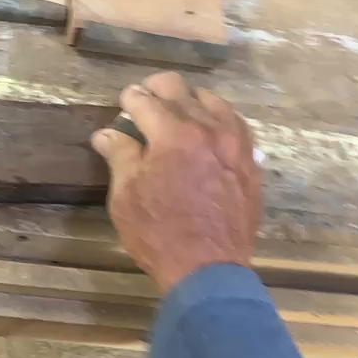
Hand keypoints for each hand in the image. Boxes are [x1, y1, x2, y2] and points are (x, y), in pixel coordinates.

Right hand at [90, 72, 260, 292]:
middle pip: (182, 90)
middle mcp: (208, 129)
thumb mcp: (126, 196)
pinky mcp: (249, 163)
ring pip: (213, 102)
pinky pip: (236, 125)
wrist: (208, 269)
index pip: (145, 101)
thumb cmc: (158, 234)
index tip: (123, 102)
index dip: (130, 99)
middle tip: (145, 98)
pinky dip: (218, 119)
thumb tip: (107, 134)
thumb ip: (120, 156)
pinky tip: (209, 130)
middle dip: (158, 88)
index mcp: (173, 134)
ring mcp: (235, 145)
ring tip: (177, 112)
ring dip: (191, 100)